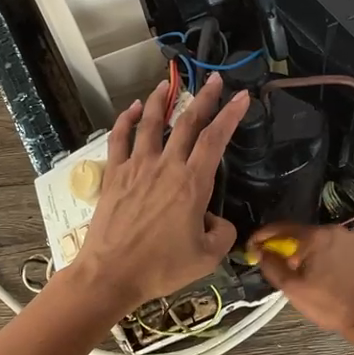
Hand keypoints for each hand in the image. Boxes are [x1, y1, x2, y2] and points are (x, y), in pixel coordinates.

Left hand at [66, 73, 249, 307]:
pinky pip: (119, 139)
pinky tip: (131, 109)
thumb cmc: (161, 268)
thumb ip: (222, 233)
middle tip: (215, 80)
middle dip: (204, 98)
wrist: (111, 274)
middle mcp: (165, 167)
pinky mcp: (114, 176)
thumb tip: (214, 220)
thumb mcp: (208, 257)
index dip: (230, 115)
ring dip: (160, 100)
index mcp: (192, 184)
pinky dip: (125, 120)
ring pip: (149, 122)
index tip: (242, 97)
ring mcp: (136, 167)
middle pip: (186, 122)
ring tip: (168, 84)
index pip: (215, 140)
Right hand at [248, 222, 353, 335]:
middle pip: (301, 233)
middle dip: (285, 245)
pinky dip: (323, 253)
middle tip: (275, 261)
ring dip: (305, 250)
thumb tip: (260, 251)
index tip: (252, 245)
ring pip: (319, 239)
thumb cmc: (329, 304)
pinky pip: (334, 245)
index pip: (282, 228)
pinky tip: (321, 270)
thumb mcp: (293, 288)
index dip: (263, 235)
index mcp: (317, 236)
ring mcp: (351, 237)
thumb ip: (272, 266)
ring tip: (298, 269)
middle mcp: (335, 229)